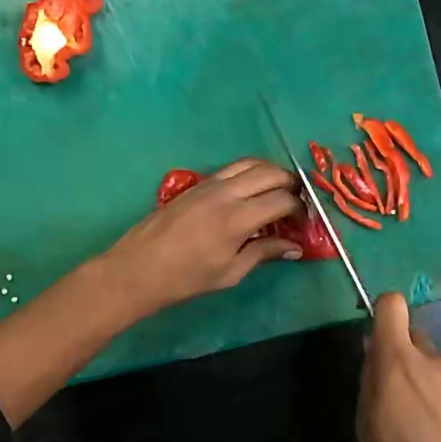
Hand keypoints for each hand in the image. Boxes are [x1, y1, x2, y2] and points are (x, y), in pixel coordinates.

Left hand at [96, 158, 301, 318]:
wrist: (138, 269)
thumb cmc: (186, 278)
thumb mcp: (231, 272)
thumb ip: (264, 252)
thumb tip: (294, 247)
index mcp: (238, 218)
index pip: (283, 199)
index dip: (300, 209)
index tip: (302, 223)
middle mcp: (227, 192)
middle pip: (271, 172)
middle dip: (291, 184)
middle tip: (296, 203)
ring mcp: (210, 184)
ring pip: (251, 163)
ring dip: (271, 173)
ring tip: (278, 192)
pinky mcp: (197, 184)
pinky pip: (232, 169)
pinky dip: (250, 174)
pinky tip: (250, 194)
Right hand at [356, 293, 440, 441]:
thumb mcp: (365, 434)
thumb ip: (370, 385)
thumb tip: (375, 356)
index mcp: (398, 363)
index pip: (392, 306)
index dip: (382, 314)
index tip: (376, 341)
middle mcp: (435, 362)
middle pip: (415, 342)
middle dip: (403, 362)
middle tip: (396, 405)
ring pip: (438, 372)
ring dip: (428, 390)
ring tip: (427, 438)